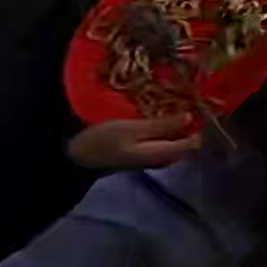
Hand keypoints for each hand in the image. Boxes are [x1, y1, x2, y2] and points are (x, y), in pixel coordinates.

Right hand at [69, 115, 202, 169]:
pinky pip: (162, 143)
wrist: (69, 157)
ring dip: (175, 128)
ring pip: (174, 142)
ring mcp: (151, 159)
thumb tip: (190, 117)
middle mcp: (161, 160)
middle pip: (186, 142)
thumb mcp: (132, 129)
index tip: (196, 108)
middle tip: (183, 106)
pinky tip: (157, 120)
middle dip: (188, 126)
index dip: (198, 125)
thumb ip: (163, 125)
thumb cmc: (100, 141)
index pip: (194, 142)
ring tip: (172, 110)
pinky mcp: (140, 156)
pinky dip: (164, 132)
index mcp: (163, 154)